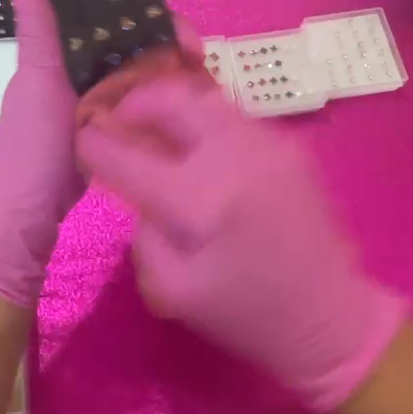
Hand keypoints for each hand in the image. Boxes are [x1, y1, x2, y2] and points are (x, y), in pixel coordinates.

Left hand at [0, 0, 196, 306]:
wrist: (32, 209)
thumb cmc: (33, 142)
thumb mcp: (37, 81)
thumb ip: (37, 32)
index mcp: (65, 43)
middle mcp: (83, 58)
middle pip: (137, 25)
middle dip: (173, 26)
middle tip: (197, 50)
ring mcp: (100, 87)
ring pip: (145, 56)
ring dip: (175, 55)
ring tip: (201, 70)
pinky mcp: (114, 115)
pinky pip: (146, 89)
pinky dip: (167, 84)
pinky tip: (190, 91)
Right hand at [76, 76, 408, 411]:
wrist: (330, 317)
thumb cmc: (248, 314)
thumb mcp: (172, 292)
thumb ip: (143, 234)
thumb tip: (138, 193)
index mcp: (202, 198)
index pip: (130, 156)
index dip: (96, 145)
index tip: (82, 140)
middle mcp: (235, 154)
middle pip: (172, 99)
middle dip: (134, 102)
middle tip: (117, 119)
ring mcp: (268, 143)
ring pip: (205, 97)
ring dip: (171, 105)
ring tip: (151, 125)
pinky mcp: (289, 145)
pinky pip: (234, 115)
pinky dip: (203, 118)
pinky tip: (194, 143)